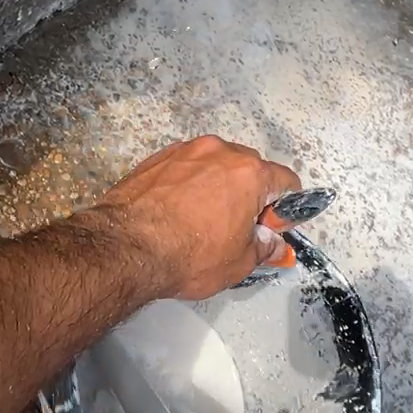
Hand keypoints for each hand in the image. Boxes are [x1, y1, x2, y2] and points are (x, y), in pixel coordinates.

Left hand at [79, 136, 298, 299]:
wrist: (127, 246)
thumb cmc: (189, 255)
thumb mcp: (239, 262)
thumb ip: (263, 248)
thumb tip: (272, 243)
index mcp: (249, 173)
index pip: (285, 181)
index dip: (284, 207)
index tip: (271, 227)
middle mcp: (219, 151)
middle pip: (249, 168)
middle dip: (250, 193)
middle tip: (237, 226)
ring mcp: (185, 150)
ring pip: (215, 164)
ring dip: (217, 185)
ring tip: (202, 218)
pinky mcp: (158, 157)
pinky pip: (186, 166)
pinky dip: (189, 183)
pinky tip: (177, 210)